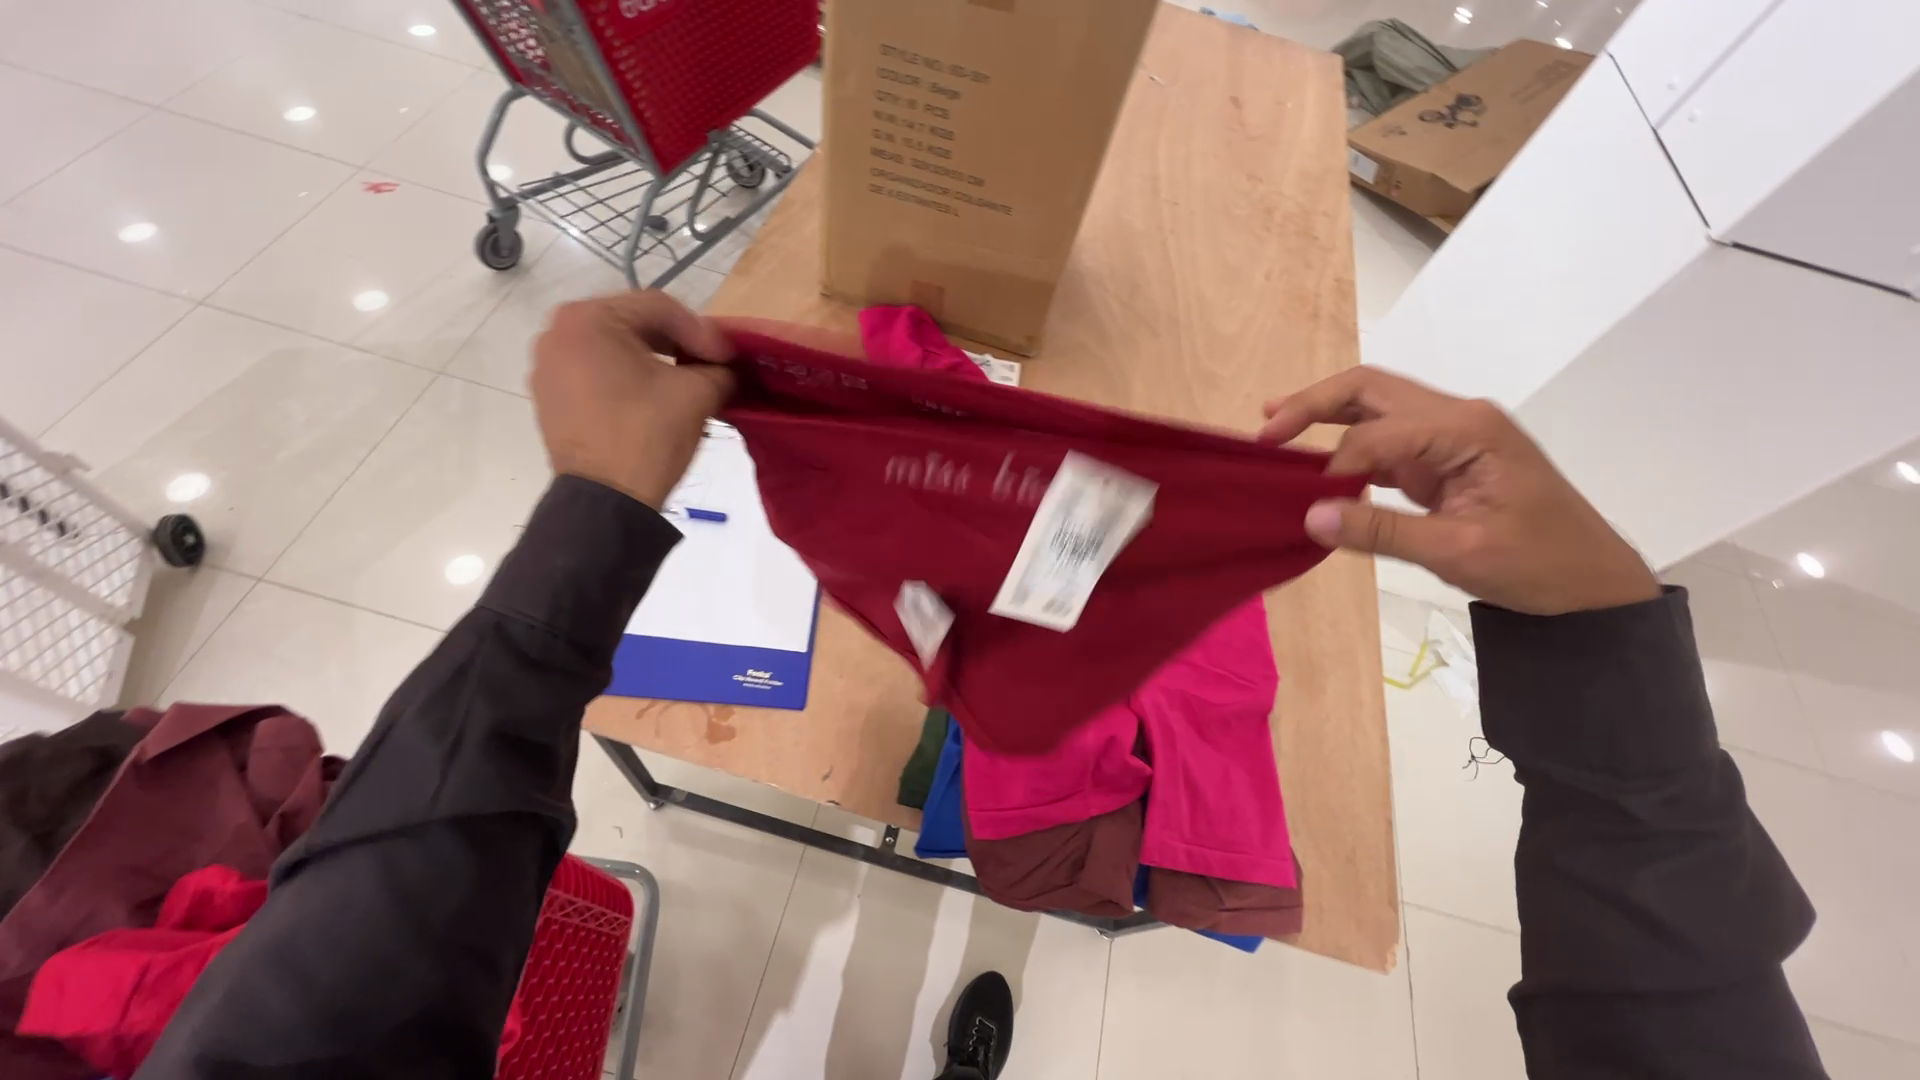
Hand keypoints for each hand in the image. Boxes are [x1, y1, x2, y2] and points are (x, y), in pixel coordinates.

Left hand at [530, 290, 734, 508]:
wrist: (606, 502)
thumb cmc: (647, 435)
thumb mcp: (697, 394)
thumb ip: (718, 370)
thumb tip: (724, 370)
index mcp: (586, 319)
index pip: (659, 307)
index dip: (702, 331)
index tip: (729, 357)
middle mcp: (557, 333)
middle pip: (634, 325)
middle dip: (678, 344)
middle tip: (712, 366)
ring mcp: (547, 368)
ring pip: (615, 351)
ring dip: (656, 362)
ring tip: (688, 383)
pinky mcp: (550, 399)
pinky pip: (597, 375)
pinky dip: (630, 381)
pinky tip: (657, 400)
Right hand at [1258, 368, 1659, 615]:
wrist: (1591, 583)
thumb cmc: (1536, 564)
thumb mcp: (1457, 551)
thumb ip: (1380, 531)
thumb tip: (1309, 517)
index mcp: (1467, 430)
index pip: (1376, 434)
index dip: (1334, 466)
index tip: (1311, 505)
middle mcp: (1457, 417)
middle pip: (1372, 389)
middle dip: (1314, 404)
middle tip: (1266, 427)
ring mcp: (1452, 434)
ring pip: (1376, 406)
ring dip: (1326, 414)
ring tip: (1275, 426)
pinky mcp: (1445, 457)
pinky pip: (1387, 438)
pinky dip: (1347, 445)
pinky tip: (1317, 458)